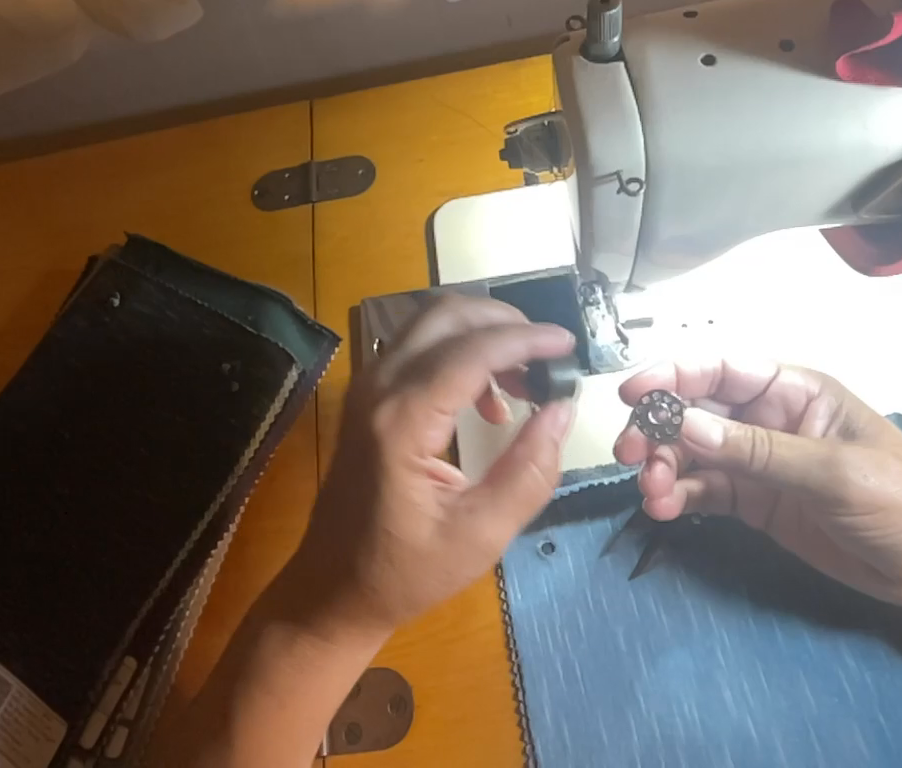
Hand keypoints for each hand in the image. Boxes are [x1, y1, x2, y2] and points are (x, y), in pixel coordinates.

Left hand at [285, 295, 576, 638]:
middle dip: (504, 322)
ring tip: (526, 378)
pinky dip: (461, 351)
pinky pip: (419, 346)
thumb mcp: (481, 535)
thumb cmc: (404, 571)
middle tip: (548, 354)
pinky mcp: (368, 393)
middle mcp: (379, 387)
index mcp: (402, 422)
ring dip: (483, 334)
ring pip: (430, 323)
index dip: (525, 339)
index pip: (471, 351)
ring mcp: (367, 385)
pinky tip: (489, 402)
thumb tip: (562, 408)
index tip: (569, 344)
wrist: (332, 586)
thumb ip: (529, 471)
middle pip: (446, 315)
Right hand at [614, 360, 901, 607]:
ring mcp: (755, 461)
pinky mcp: (753, 500)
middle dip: (657, 428)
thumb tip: (684, 425)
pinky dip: (679, 496)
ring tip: (653, 492)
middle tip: (630, 454)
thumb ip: (757, 450)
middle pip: (693, 411)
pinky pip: (704, 489)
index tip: (632, 394)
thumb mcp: (834, 472)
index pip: (719, 370)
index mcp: (790, 390)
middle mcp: (764, 418)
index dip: (672, 375)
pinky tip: (665, 508)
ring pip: (691, 452)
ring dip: (663, 466)